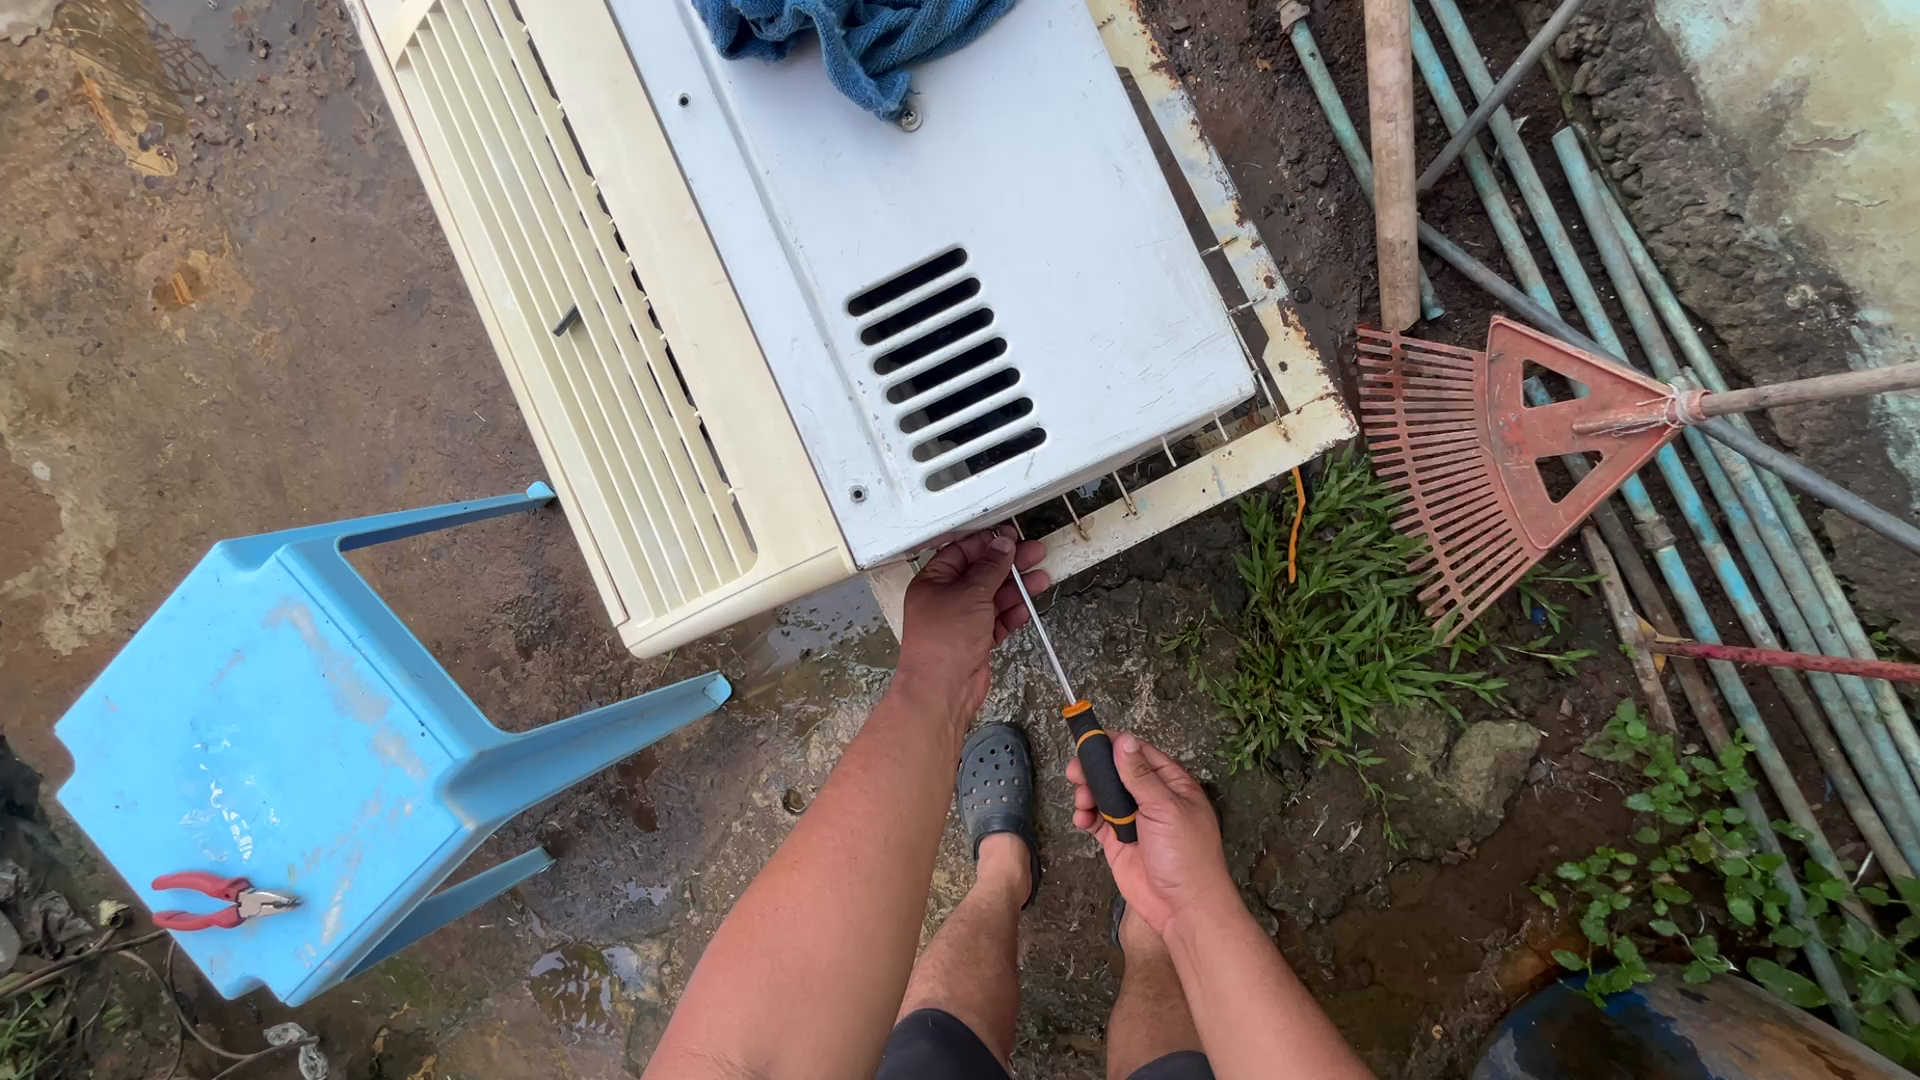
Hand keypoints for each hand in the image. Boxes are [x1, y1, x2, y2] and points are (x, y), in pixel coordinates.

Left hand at [896, 528, 1048, 721]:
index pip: (961, 552)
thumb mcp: (970, 594)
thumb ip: (989, 569)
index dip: (986, 543)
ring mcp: (961, 620)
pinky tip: (1025, 607)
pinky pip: (997, 621)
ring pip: (993, 597)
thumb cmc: (942, 642)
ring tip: (1040, 578)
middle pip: (981, 573)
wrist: (942, 688)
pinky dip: (1012, 614)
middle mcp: (945, 599)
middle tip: (1033, 554)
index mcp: (933, 581)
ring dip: (1016, 588)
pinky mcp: (975, 640)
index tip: (1009, 538)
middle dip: (1008, 564)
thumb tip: (1001, 547)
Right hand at [1069, 734, 1236, 934]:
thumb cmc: (1186, 856)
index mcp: (1170, 784)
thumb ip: (1140, 775)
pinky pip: (1096, 819)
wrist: (1183, 908)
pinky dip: (1085, 816)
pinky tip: (1082, 819)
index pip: (1138, 754)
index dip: (1114, 745)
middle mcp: (1150, 798)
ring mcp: (1133, 819)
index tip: (1091, 740)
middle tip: (1075, 771)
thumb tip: (1124, 741)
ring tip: (1081, 800)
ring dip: (1087, 793)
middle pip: (1115, 772)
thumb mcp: (1165, 808)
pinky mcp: (1117, 840)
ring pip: (1102, 794)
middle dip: (1094, 769)